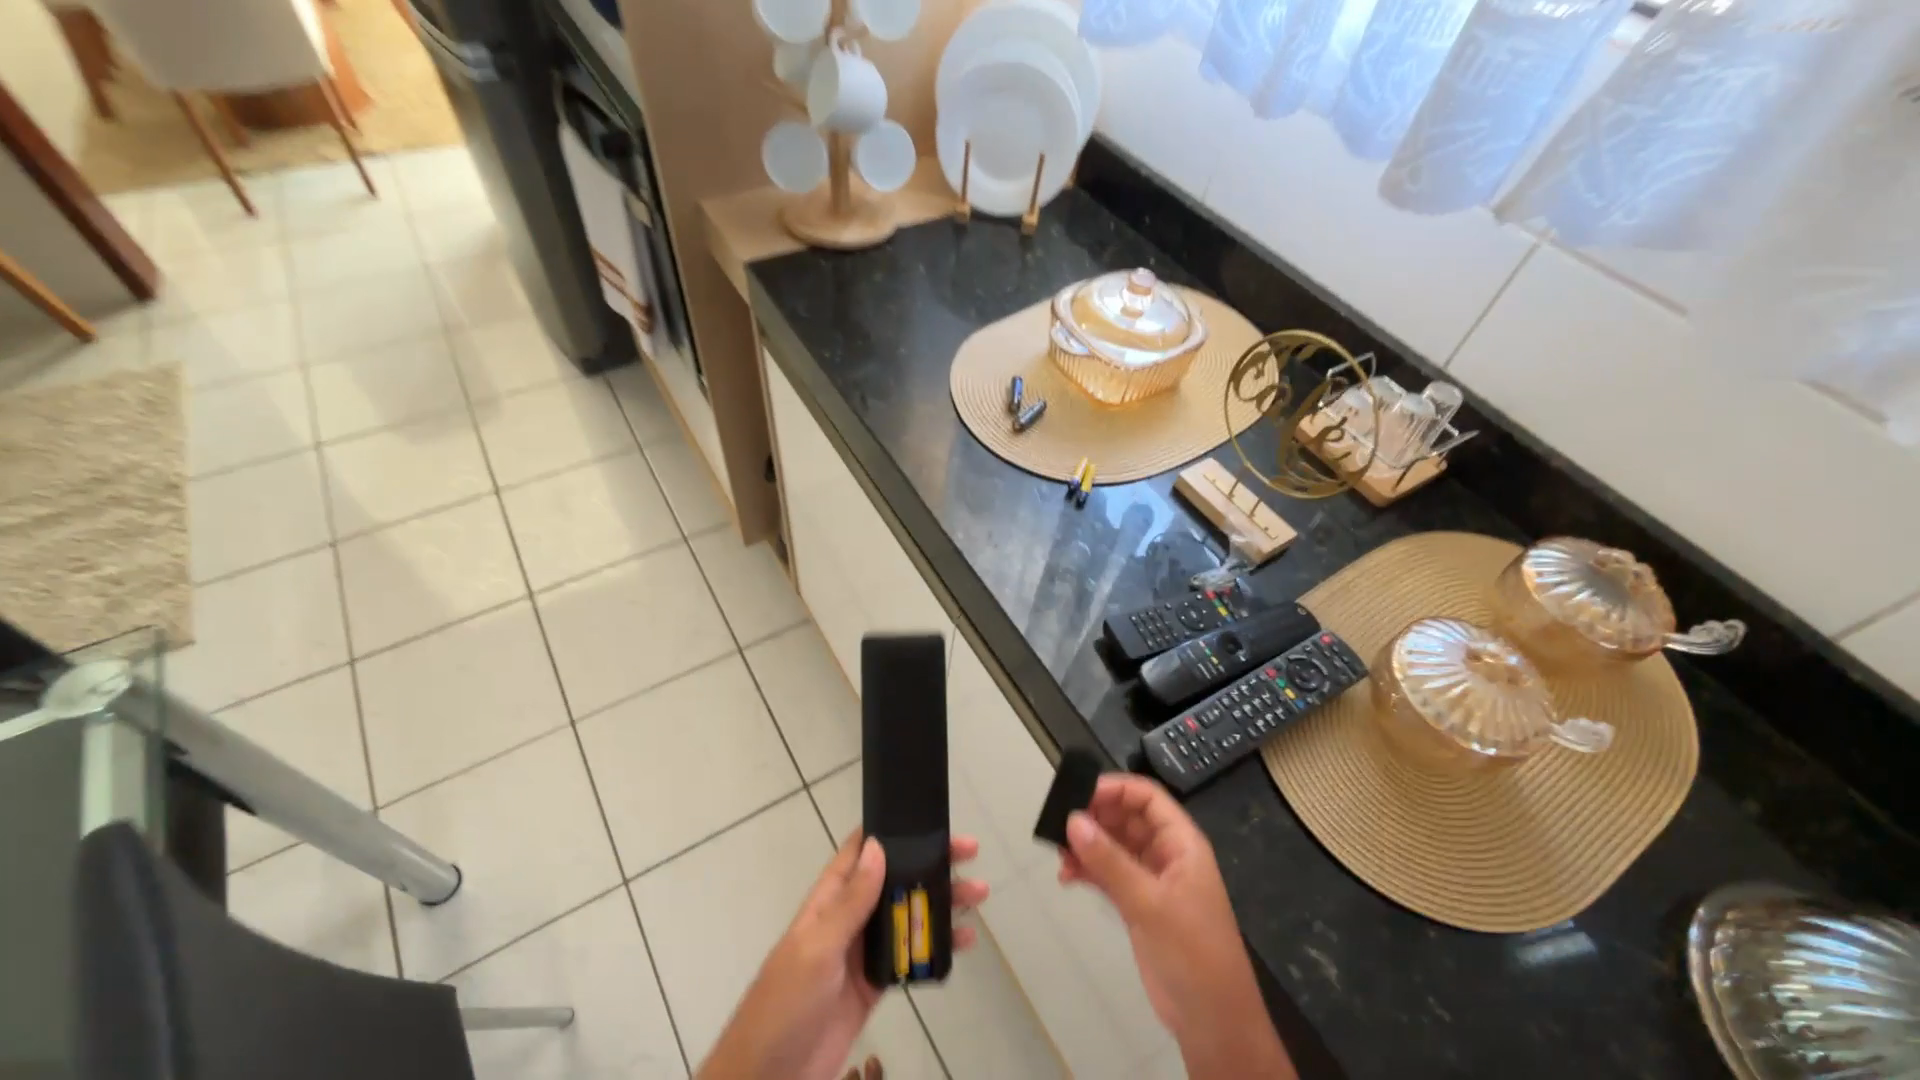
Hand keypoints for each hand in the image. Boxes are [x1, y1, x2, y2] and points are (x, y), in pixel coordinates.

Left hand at [699, 831, 986, 1079]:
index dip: (891, 834)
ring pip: (907, 918)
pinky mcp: (873, 986)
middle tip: (969, 853)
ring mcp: (861, 955)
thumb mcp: (817, 948)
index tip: (928, 820)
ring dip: (940, 905)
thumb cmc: (785, 1003)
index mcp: (827, 903)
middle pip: (893, 883)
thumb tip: (877, 848)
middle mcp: (847, 921)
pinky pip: (909, 958)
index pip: (859, 855)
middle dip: (930, 866)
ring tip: (978, 895)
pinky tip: (961, 942)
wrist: (771, 1074)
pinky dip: (935, 948)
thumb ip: (850, 902)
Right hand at [1060, 774, 1295, 1079]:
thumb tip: (1073, 821)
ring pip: (1114, 847)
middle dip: (1094, 817)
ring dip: (1087, 845)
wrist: (1212, 1018)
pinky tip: (1067, 877)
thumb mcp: (1150, 903)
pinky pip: (1108, 875)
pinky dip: (1088, 872)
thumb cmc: (1193, 952)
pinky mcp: (1138, 905)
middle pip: (1127, 819)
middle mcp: (1166, 855)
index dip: (1115, 789)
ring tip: (1058, 854)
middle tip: (1059, 825)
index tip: (1078, 795)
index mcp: (1182, 844)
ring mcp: (1151, 881)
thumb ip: (1110, 862)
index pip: (1147, 798)